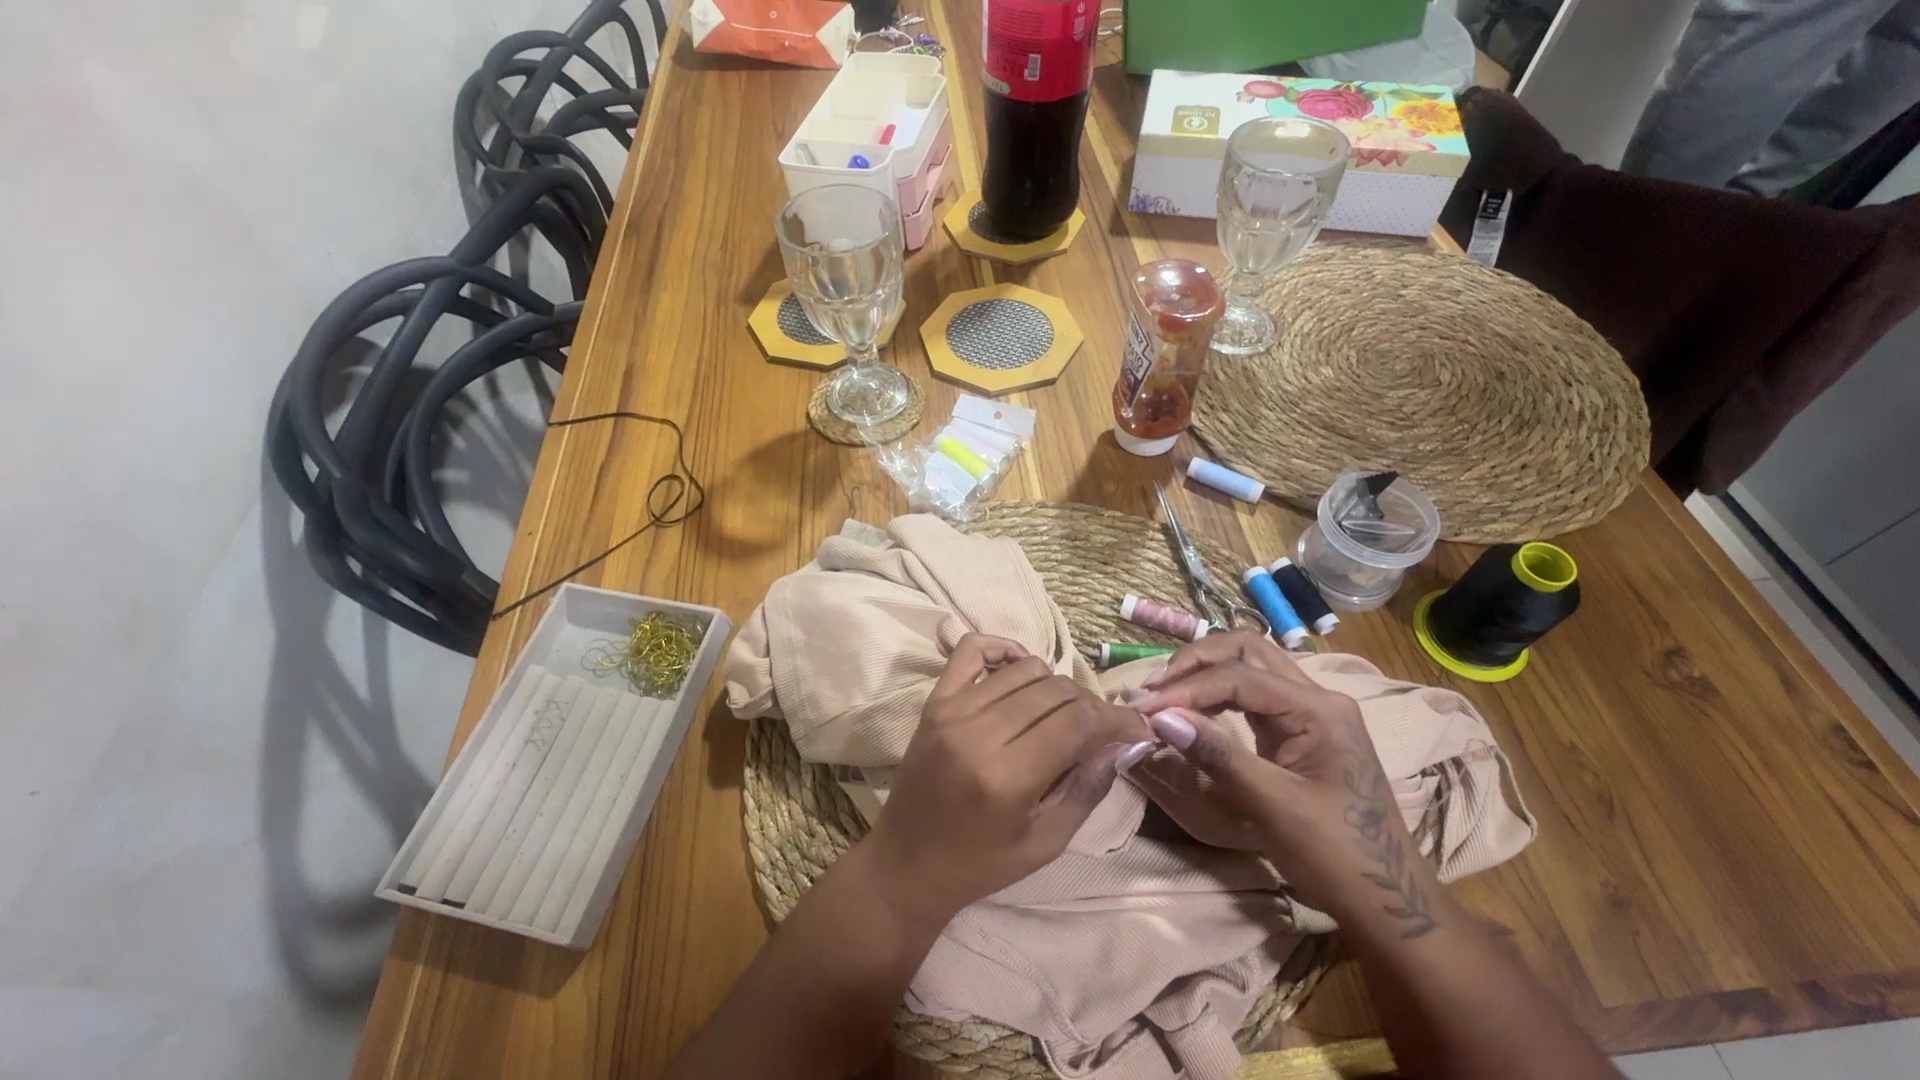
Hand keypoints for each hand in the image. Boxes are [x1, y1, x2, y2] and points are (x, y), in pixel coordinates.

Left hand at [861, 634, 1153, 925]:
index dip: (1118, 719)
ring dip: (1056, 686)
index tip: (1138, 729)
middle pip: (1056, 691)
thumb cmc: (980, 865)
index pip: (1079, 721)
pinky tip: (1022, 670)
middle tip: (1101, 730)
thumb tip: (1122, 743)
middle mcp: (978, 733)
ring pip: (1025, 669)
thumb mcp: (1046, 844)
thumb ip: (1087, 790)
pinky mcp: (934, 702)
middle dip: (1091, 705)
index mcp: (1007, 777)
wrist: (905, 865)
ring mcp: (952, 711)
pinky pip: (972, 650)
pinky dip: (1004, 649)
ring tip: (1062, 714)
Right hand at [1130, 629, 1446, 938]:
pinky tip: (1192, 713)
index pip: (1239, 676)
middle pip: (1248, 651)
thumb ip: (1217, 754)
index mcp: (1318, 709)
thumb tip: (1160, 717)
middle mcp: (1317, 698)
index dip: (1186, 689)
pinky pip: (1254, 698)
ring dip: (1205, 675)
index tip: (1142, 709)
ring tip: (1163, 698)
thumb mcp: (1272, 805)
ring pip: (1251, 669)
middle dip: (1196, 662)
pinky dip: (1219, 698)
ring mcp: (1312, 714)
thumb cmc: (1335, 855)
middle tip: (1152, 689)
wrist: (1388, 901)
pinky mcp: (1302, 734)